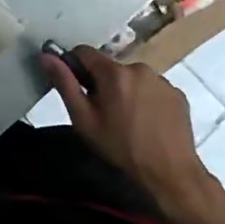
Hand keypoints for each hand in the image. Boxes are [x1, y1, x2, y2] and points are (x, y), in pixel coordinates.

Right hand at [41, 46, 215, 214]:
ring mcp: (162, 80)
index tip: (76, 87)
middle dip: (103, 85)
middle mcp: (140, 68)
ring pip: (133, 80)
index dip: (75, 66)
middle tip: (103, 115)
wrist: (169, 171)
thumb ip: (65, 85)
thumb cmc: (120, 148)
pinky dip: (147, 101)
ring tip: (128, 123)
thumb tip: (47, 56)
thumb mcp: (85, 120)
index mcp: (114, 73)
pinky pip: (153, 90)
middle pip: (111, 69)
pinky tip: (148, 124)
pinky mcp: (177, 94)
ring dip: (126, 93)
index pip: (85, 52)